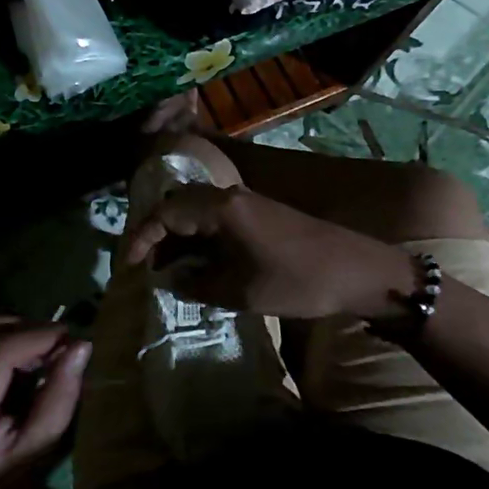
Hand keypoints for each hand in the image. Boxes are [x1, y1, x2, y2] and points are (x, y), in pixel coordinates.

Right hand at [121, 183, 418, 319]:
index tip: (128, 265)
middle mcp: (229, 196)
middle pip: (177, 205)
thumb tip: (173, 279)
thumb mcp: (241, 292)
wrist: (360, 272)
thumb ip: (198, 285)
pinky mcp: (259, 213)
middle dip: (157, 234)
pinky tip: (200, 264)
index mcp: (221, 209)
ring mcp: (246, 203)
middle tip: (146, 265)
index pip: (165, 214)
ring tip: (168, 269)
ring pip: (196, 212)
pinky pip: (215, 219)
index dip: (142, 238)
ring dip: (179, 237)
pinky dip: (199, 238)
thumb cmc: (298, 280)